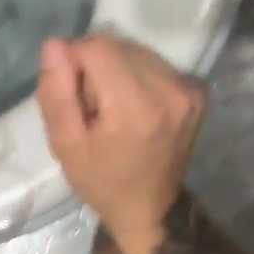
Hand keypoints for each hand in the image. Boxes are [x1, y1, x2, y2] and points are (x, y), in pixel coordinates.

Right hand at [36, 35, 205, 253]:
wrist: (151, 209)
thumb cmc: (102, 180)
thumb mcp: (65, 143)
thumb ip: (56, 91)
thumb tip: (56, 44)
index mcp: (135, 106)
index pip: (98, 46)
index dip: (77, 62)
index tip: (76, 95)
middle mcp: (168, 89)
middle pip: (119, 46)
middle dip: (99, 68)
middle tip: (96, 107)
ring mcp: (188, 90)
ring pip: (138, 52)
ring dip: (120, 71)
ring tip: (117, 109)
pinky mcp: (198, 92)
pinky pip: (157, 65)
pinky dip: (141, 78)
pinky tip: (137, 108)